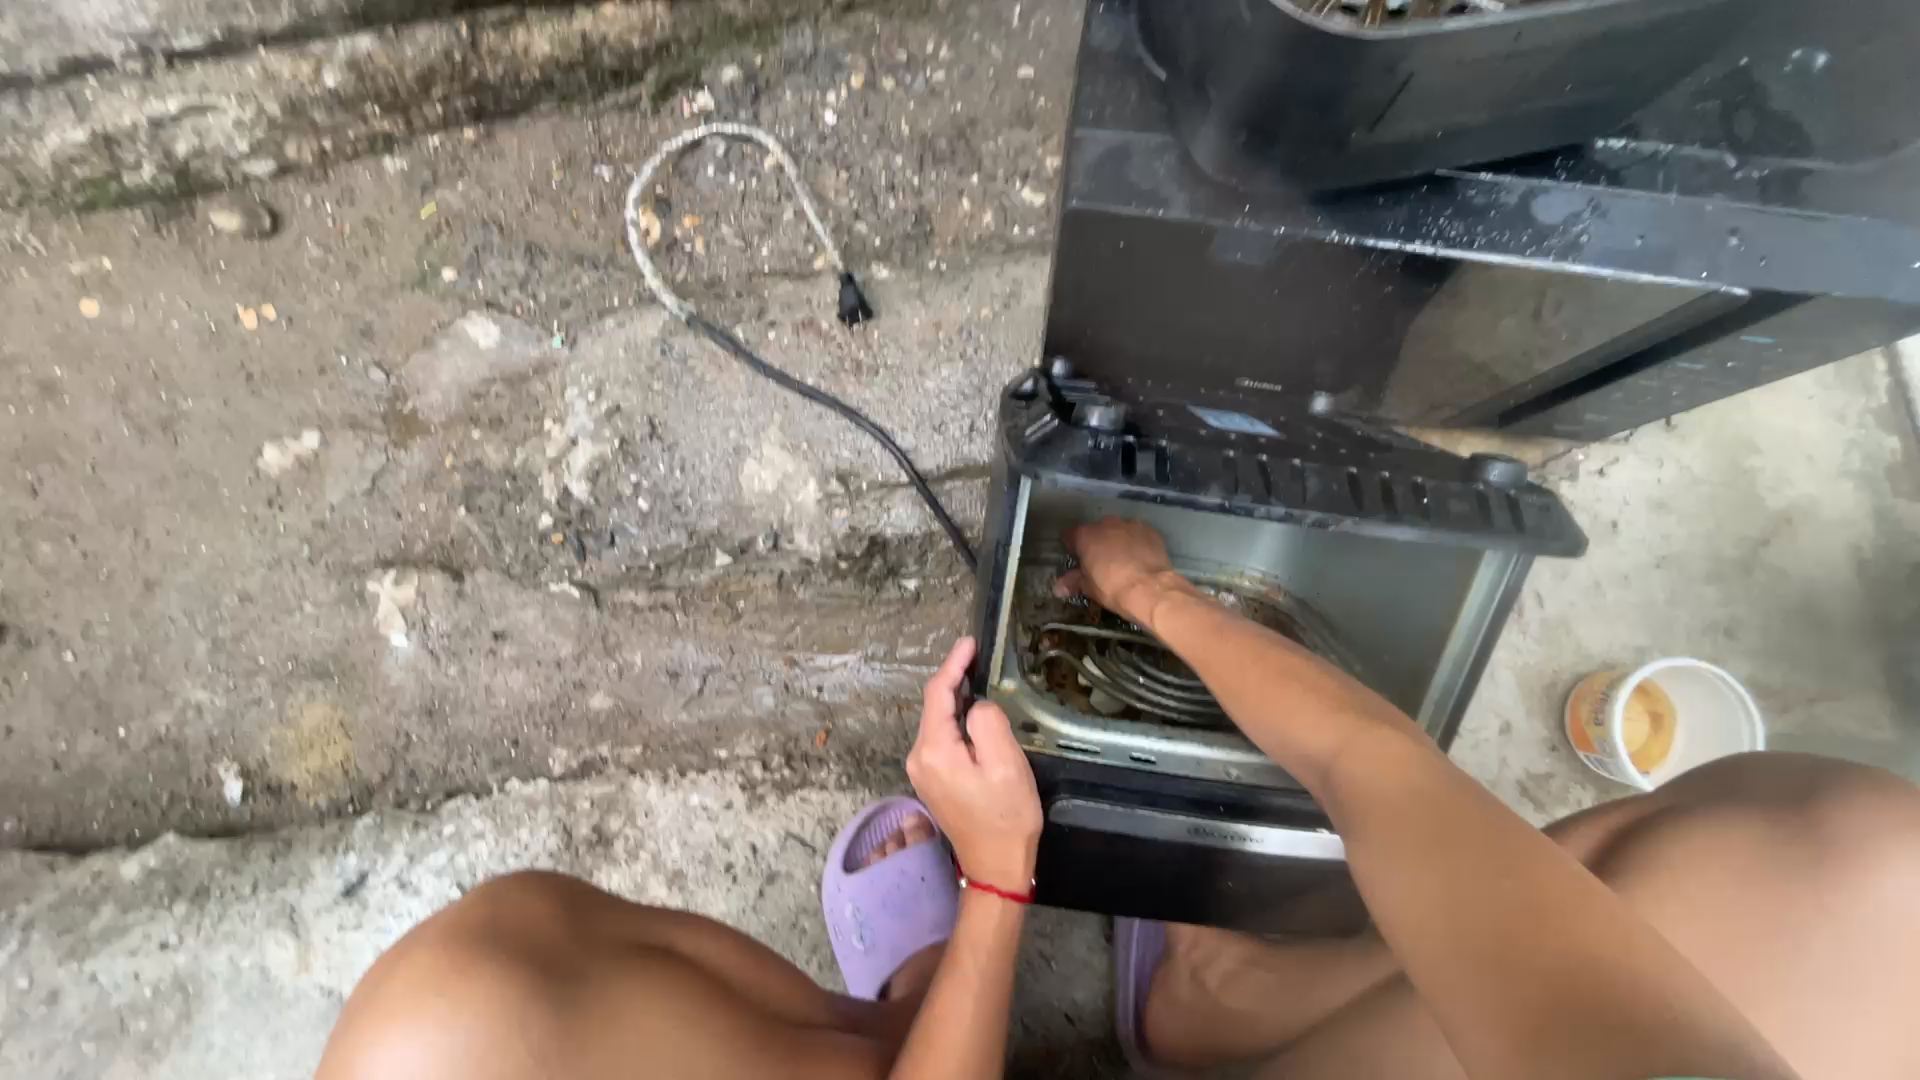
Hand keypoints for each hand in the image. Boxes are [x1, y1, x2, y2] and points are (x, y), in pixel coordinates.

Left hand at [906, 637, 1042, 890]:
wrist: (996, 867)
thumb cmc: (1006, 816)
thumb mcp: (1005, 763)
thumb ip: (987, 721)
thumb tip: (976, 705)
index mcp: (933, 750)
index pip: (938, 693)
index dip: (954, 663)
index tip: (970, 641)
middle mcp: (919, 757)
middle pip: (934, 705)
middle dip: (955, 678)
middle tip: (979, 655)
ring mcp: (922, 770)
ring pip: (937, 721)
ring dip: (956, 699)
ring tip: (979, 676)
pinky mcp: (931, 779)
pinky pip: (940, 737)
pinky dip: (955, 719)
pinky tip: (972, 712)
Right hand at [1054, 516, 1190, 629]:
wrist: (1150, 589)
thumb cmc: (1112, 587)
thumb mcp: (1088, 588)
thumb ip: (1073, 582)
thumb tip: (1058, 587)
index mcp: (1086, 535)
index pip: (1070, 535)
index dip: (1072, 546)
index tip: (1076, 559)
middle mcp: (1106, 524)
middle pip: (1096, 530)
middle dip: (1097, 543)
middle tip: (1100, 562)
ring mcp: (1130, 525)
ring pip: (1119, 530)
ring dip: (1118, 541)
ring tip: (1123, 560)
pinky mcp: (1150, 531)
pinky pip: (1138, 534)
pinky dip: (1137, 543)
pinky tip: (1140, 558)